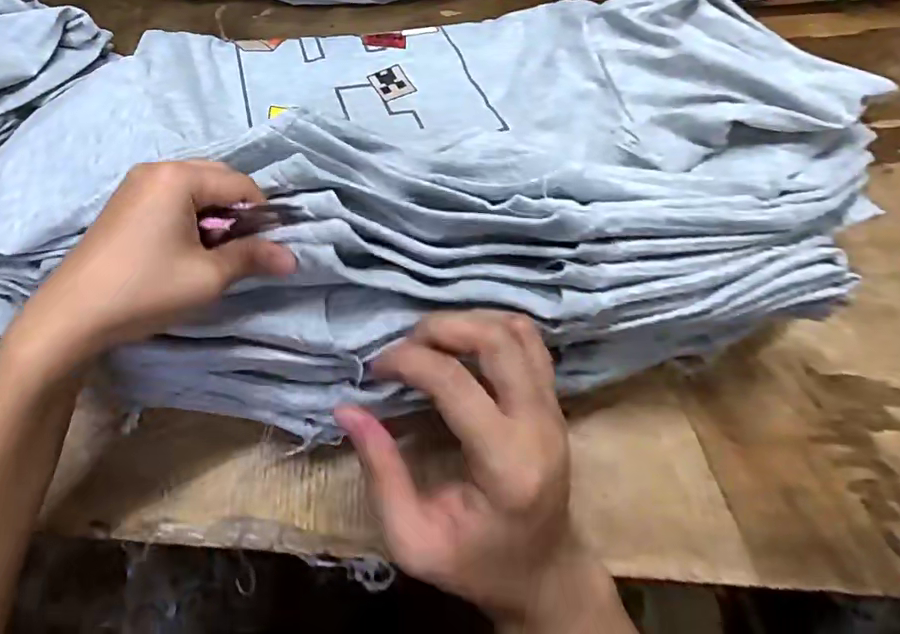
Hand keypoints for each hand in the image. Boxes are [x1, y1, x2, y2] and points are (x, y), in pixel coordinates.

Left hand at [0, 160, 295, 378]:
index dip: (261, 213)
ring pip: (191, 187)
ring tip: (209, 253)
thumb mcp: (207, 277)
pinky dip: (186, 215)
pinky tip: (182, 249)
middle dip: (235, 211)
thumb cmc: (146, 289)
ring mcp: (134, 183)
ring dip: (211, 213)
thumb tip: (292, 257)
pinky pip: (168, 196)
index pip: (238, 183)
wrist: (74, 312)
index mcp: (177, 177)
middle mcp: (155, 168)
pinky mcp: (122, 201)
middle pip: (214, 178)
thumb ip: (251, 258)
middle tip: (238, 251)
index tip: (268, 247)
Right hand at [335, 313, 628, 632]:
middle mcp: (539, 427)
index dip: (406, 361)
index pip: (454, 381)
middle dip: (439, 327)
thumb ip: (380, 473)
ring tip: (429, 343)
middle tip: (405, 347)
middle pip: (496, 339)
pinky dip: (488, 326)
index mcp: (506, 465)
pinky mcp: (553, 401)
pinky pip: (527, 340)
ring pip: (515, 330)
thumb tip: (346, 408)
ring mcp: (553, 410)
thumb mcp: (412, 540)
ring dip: (464, 322)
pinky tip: (459, 345)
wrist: (545, 576)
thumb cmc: (475, 562)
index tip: (376, 371)